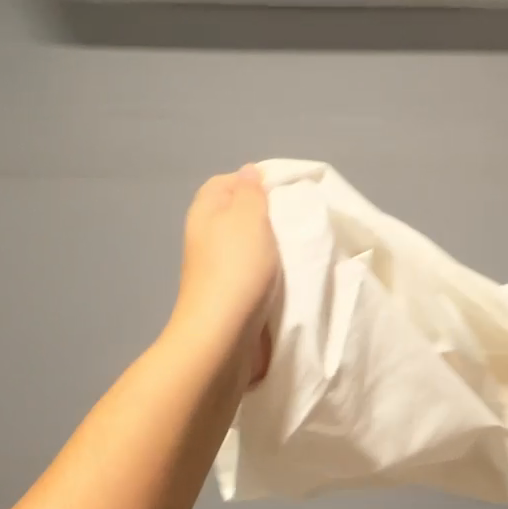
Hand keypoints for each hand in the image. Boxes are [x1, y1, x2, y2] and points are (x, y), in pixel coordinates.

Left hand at [174, 165, 282, 387]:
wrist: (224, 336)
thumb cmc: (237, 269)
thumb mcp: (248, 216)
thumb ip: (251, 192)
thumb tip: (248, 172)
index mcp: (205, 212)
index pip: (228, 183)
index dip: (256, 183)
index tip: (288, 194)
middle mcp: (207, 239)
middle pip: (240, 217)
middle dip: (269, 219)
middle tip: (300, 222)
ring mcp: (218, 271)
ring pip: (250, 250)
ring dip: (274, 251)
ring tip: (301, 251)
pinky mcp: (231, 299)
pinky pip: (256, 278)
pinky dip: (273, 277)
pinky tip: (292, 281)